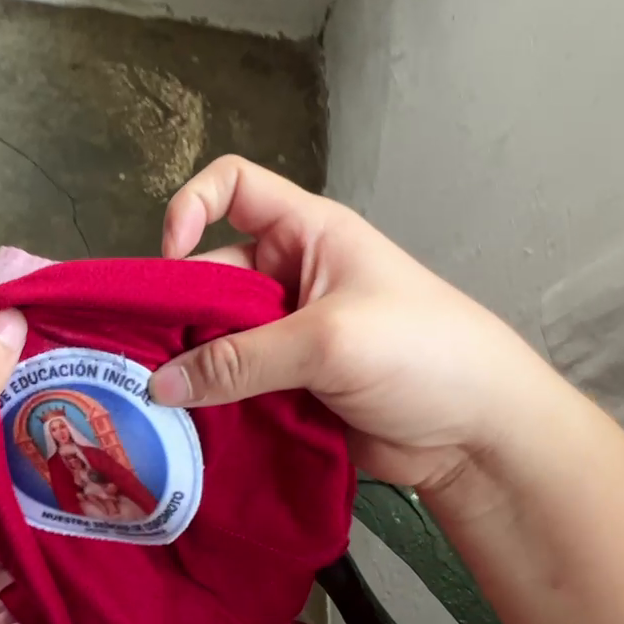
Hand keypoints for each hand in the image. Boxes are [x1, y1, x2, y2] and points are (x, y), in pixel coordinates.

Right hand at [148, 156, 573, 496]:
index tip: (173, 256)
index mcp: (305, 234)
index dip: (192, 206)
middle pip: (208, 275)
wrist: (479, 436)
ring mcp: (283, 334)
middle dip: (177, 311)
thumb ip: (239, 361)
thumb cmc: (423, 354)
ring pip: (212, 336)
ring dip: (186, 364)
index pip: (234, 187)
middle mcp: (286, 277)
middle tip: (144, 356)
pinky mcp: (282, 384)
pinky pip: (227, 383)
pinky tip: (181, 421)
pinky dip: (204, 399)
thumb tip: (158, 385)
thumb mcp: (328, 342)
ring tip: (154, 399)